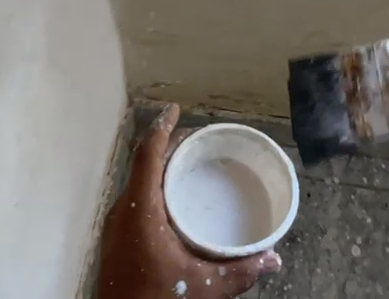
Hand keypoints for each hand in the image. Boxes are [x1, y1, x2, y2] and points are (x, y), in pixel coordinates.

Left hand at [96, 104, 282, 298]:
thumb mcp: (202, 289)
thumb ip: (239, 271)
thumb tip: (273, 258)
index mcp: (140, 211)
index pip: (148, 154)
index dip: (162, 127)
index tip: (176, 108)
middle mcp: (123, 211)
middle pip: (143, 163)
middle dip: (168, 145)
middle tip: (197, 139)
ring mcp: (115, 227)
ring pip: (138, 182)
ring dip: (160, 167)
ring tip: (189, 164)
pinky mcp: (116, 241)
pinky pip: (135, 199)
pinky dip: (154, 188)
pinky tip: (173, 202)